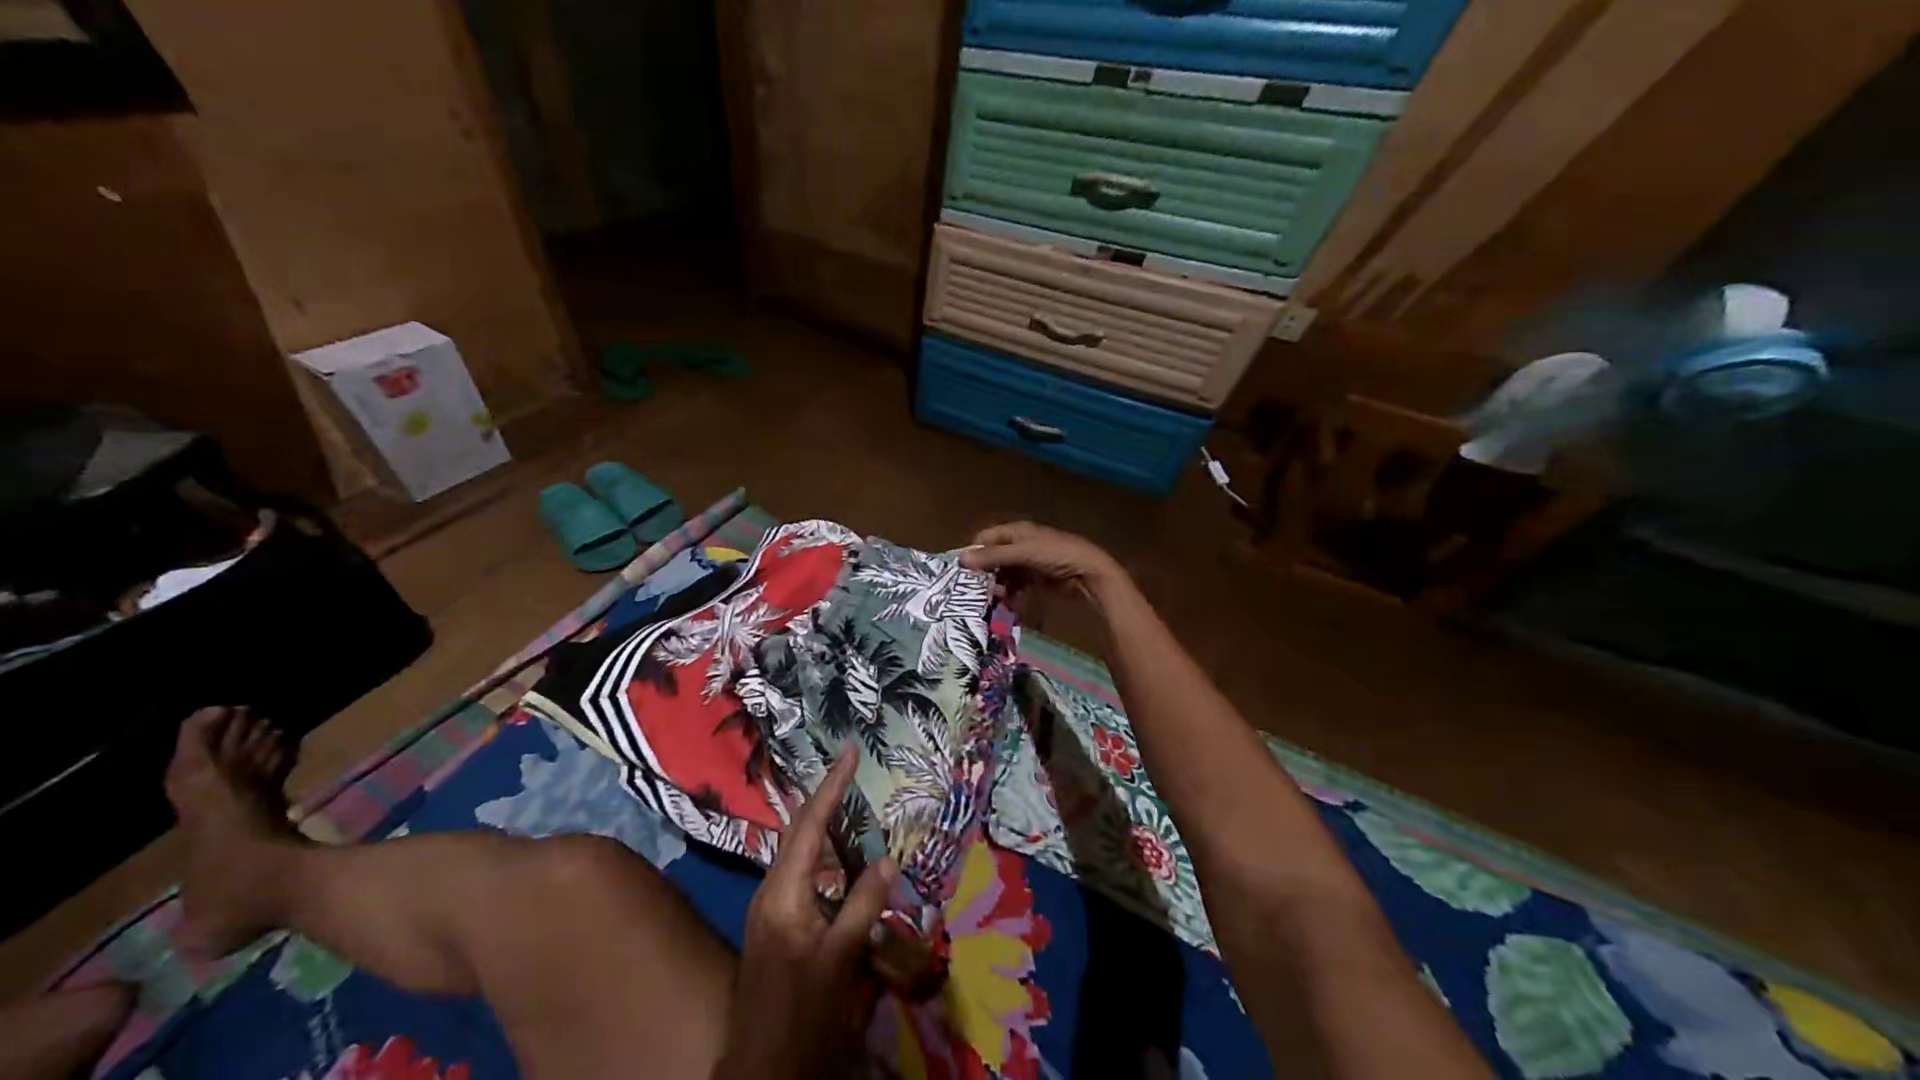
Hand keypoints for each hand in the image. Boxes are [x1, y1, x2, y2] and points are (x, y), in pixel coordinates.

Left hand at [714, 751, 894, 1079]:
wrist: (761, 1064)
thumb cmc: (800, 1010)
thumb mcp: (839, 958)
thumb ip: (863, 905)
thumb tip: (887, 859)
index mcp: (784, 892)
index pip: (810, 825)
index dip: (832, 786)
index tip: (850, 752)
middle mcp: (771, 890)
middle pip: (800, 832)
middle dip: (826, 797)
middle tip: (852, 767)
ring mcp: (770, 907)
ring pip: (800, 852)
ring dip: (825, 825)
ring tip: (852, 802)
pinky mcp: (776, 923)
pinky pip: (802, 873)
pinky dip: (824, 856)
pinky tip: (844, 860)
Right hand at [959, 522, 1127, 605]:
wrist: (1090, 573)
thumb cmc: (1056, 555)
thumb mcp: (1023, 553)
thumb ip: (993, 556)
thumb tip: (961, 558)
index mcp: (1017, 531)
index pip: (986, 538)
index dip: (974, 552)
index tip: (964, 573)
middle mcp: (1021, 543)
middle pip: (994, 557)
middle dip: (986, 573)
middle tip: (977, 591)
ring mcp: (1029, 561)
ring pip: (1005, 574)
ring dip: (998, 586)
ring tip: (995, 600)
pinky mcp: (1037, 578)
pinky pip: (1017, 585)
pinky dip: (1012, 593)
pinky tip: (1010, 604)